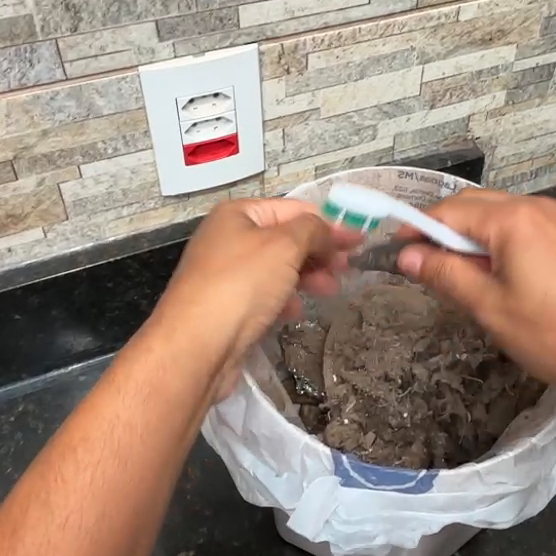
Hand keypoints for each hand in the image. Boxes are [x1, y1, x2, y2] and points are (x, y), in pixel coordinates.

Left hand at [154, 198, 358, 398]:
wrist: (196, 346)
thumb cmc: (241, 284)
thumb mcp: (284, 246)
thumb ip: (313, 230)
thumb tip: (327, 231)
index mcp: (238, 214)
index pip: (293, 209)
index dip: (328, 222)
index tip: (359, 240)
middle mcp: (227, 238)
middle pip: (285, 239)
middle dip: (318, 252)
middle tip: (347, 268)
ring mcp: (224, 274)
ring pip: (276, 268)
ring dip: (306, 276)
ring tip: (330, 290)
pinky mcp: (226, 306)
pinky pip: (263, 294)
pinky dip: (284, 298)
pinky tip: (296, 311)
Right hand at [396, 190, 555, 407]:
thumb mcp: (491, 309)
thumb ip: (446, 275)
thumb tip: (407, 256)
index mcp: (513, 220)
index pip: (448, 212)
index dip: (416, 229)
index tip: (395, 253)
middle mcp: (538, 208)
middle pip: (474, 206)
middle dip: (443, 228)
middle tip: (420, 264)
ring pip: (501, 216)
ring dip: (472, 236)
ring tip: (457, 275)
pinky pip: (525, 228)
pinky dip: (501, 242)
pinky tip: (498, 276)